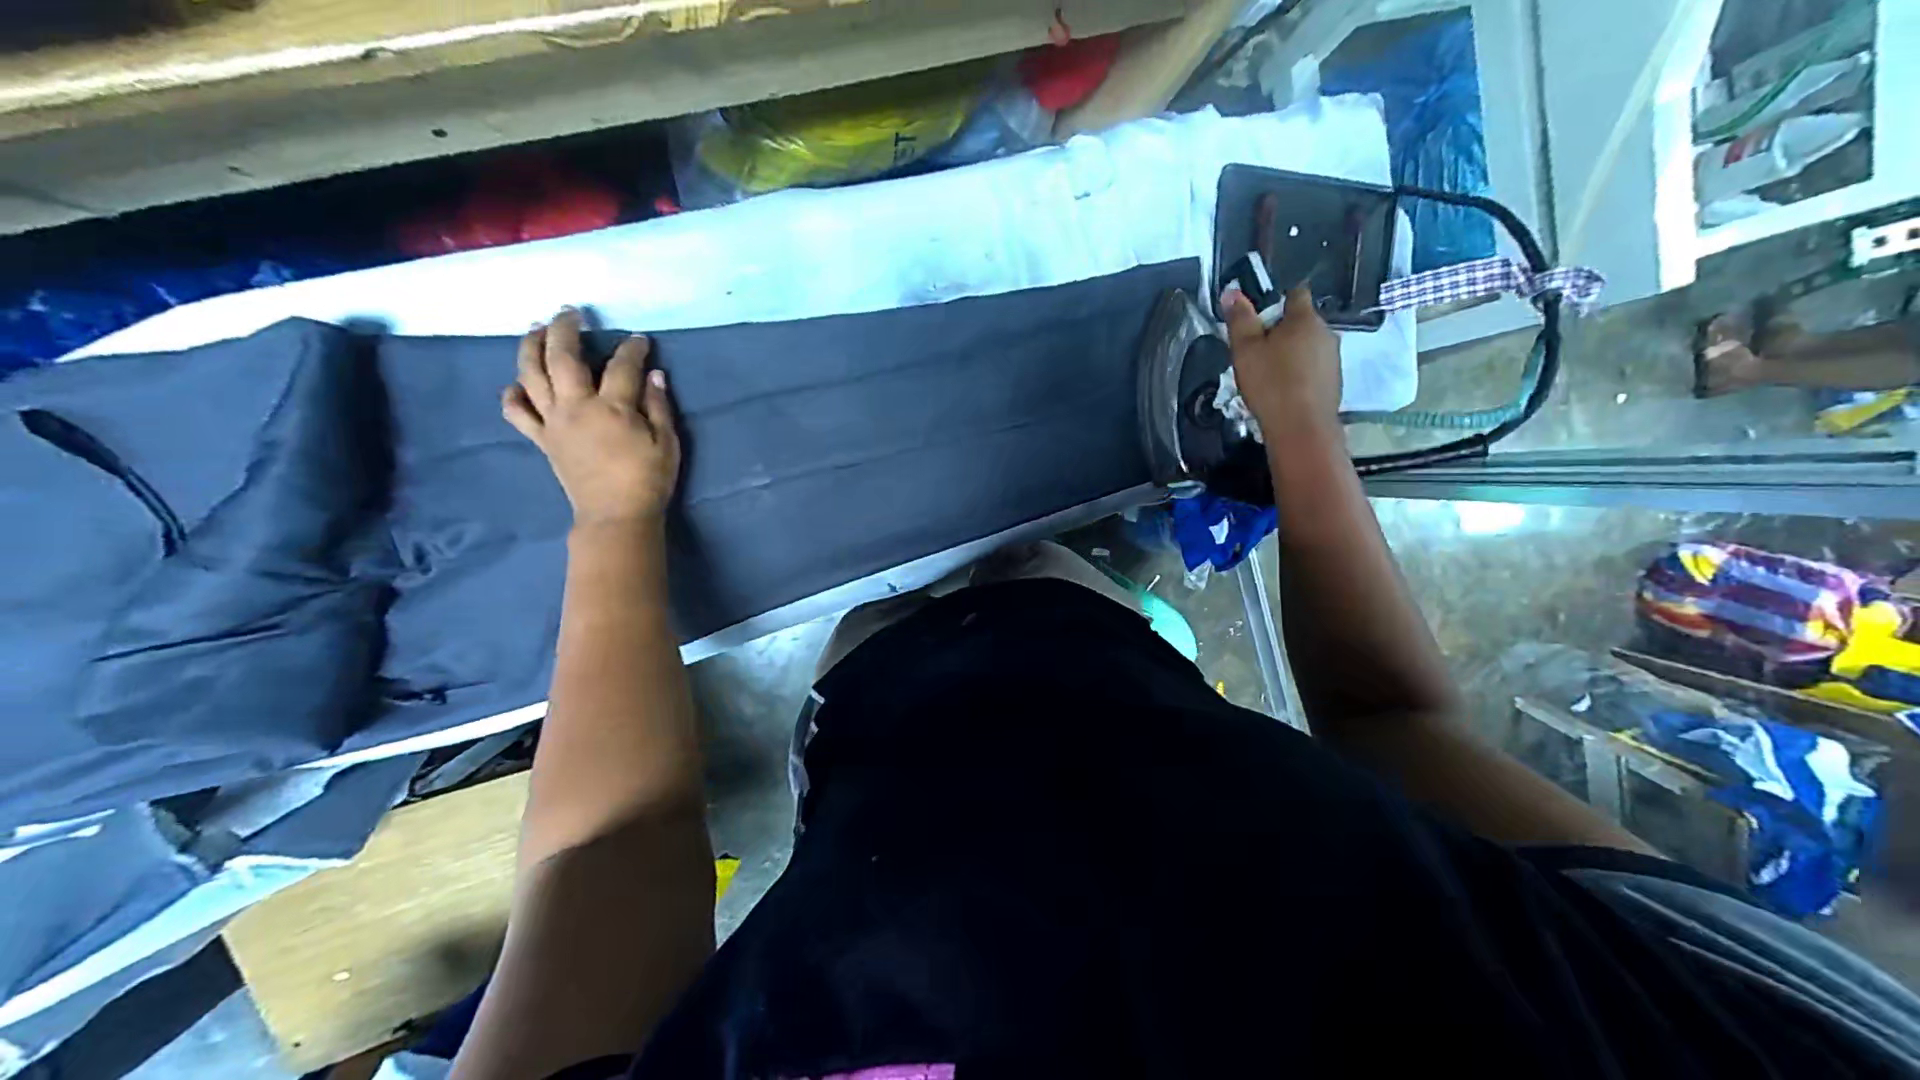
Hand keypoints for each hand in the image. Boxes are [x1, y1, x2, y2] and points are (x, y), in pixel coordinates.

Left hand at [503, 309, 681, 529]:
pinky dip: (513, 395)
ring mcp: (554, 422)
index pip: (622, 365)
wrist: (616, 517)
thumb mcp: (667, 443)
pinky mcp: (542, 439)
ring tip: (536, 329)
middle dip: (565, 328)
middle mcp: (576, 407)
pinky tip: (517, 384)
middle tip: (571, 313)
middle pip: (562, 356)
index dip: (632, 348)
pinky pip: (517, 413)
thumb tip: (654, 374)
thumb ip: (658, 406)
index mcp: (612, 408)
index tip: (640, 340)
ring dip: (530, 346)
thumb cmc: (647, 480)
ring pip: (531, 375)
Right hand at [1221, 284, 1342, 432]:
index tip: (1259, 317)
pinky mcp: (1334, 380)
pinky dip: (1300, 371)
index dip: (1278, 300)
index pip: (1296, 293)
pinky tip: (1284, 389)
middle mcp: (1326, 332)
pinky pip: (1314, 366)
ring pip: (1309, 345)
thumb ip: (1240, 320)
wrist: (1301, 427)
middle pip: (1302, 322)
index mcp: (1304, 319)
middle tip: (1257, 351)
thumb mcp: (1246, 350)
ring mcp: (1333, 357)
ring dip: (1292, 352)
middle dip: (1282, 330)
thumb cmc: (1270, 383)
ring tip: (1269, 373)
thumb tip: (1231, 291)